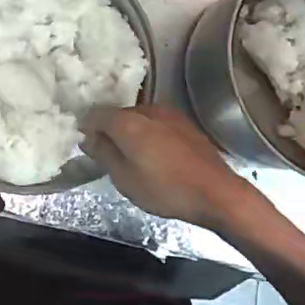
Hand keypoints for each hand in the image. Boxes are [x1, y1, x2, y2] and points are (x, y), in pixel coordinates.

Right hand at [83, 105, 254, 226]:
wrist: (218, 194)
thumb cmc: (166, 189)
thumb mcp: (124, 178)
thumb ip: (103, 153)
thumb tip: (88, 138)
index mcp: (128, 121)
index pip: (95, 114)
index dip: (86, 129)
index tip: (86, 147)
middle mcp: (148, 110)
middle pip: (117, 114)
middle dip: (109, 131)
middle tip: (108, 156)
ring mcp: (170, 114)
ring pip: (138, 119)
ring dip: (130, 133)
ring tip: (132, 158)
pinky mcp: (185, 124)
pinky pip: (155, 124)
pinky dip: (148, 135)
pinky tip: (155, 156)